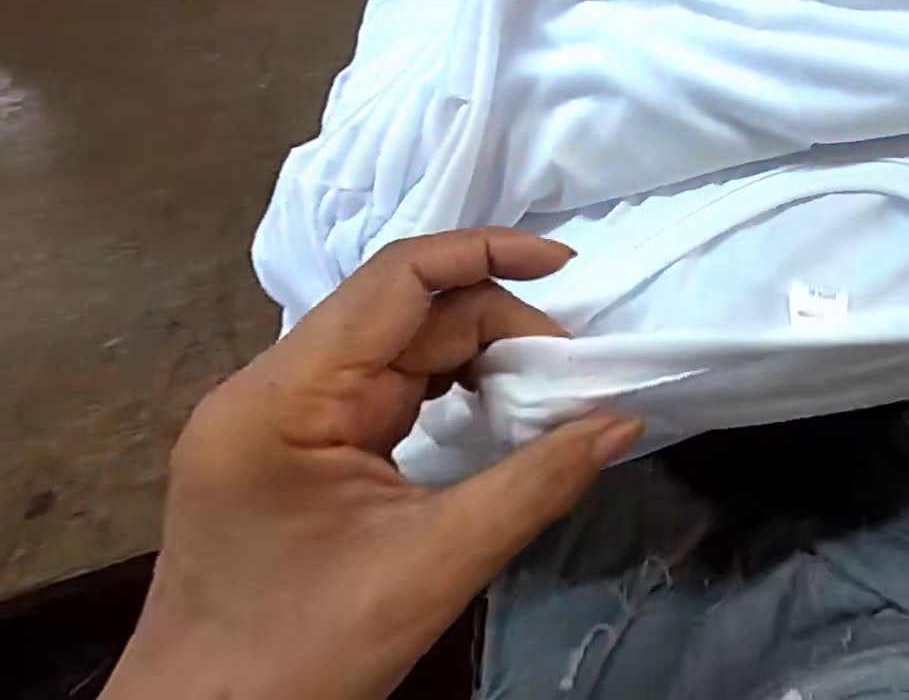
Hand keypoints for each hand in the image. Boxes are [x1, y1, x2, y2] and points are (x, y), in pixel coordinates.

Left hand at [102, 228, 642, 699]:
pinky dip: (468, 379)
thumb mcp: (434, 566)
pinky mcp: (319, 431)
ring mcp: (298, 407)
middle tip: (568, 377)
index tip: (565, 263)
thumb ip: (540, 483)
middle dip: (507, 328)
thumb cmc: (295, 660)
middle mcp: (284, 384)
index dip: (487, 250)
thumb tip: (625, 422)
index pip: (399, 278)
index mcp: (286, 400)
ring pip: (421, 338)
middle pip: (421, 310)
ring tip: (542, 393)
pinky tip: (499, 407)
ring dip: (492, 353)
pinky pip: (409, 374)